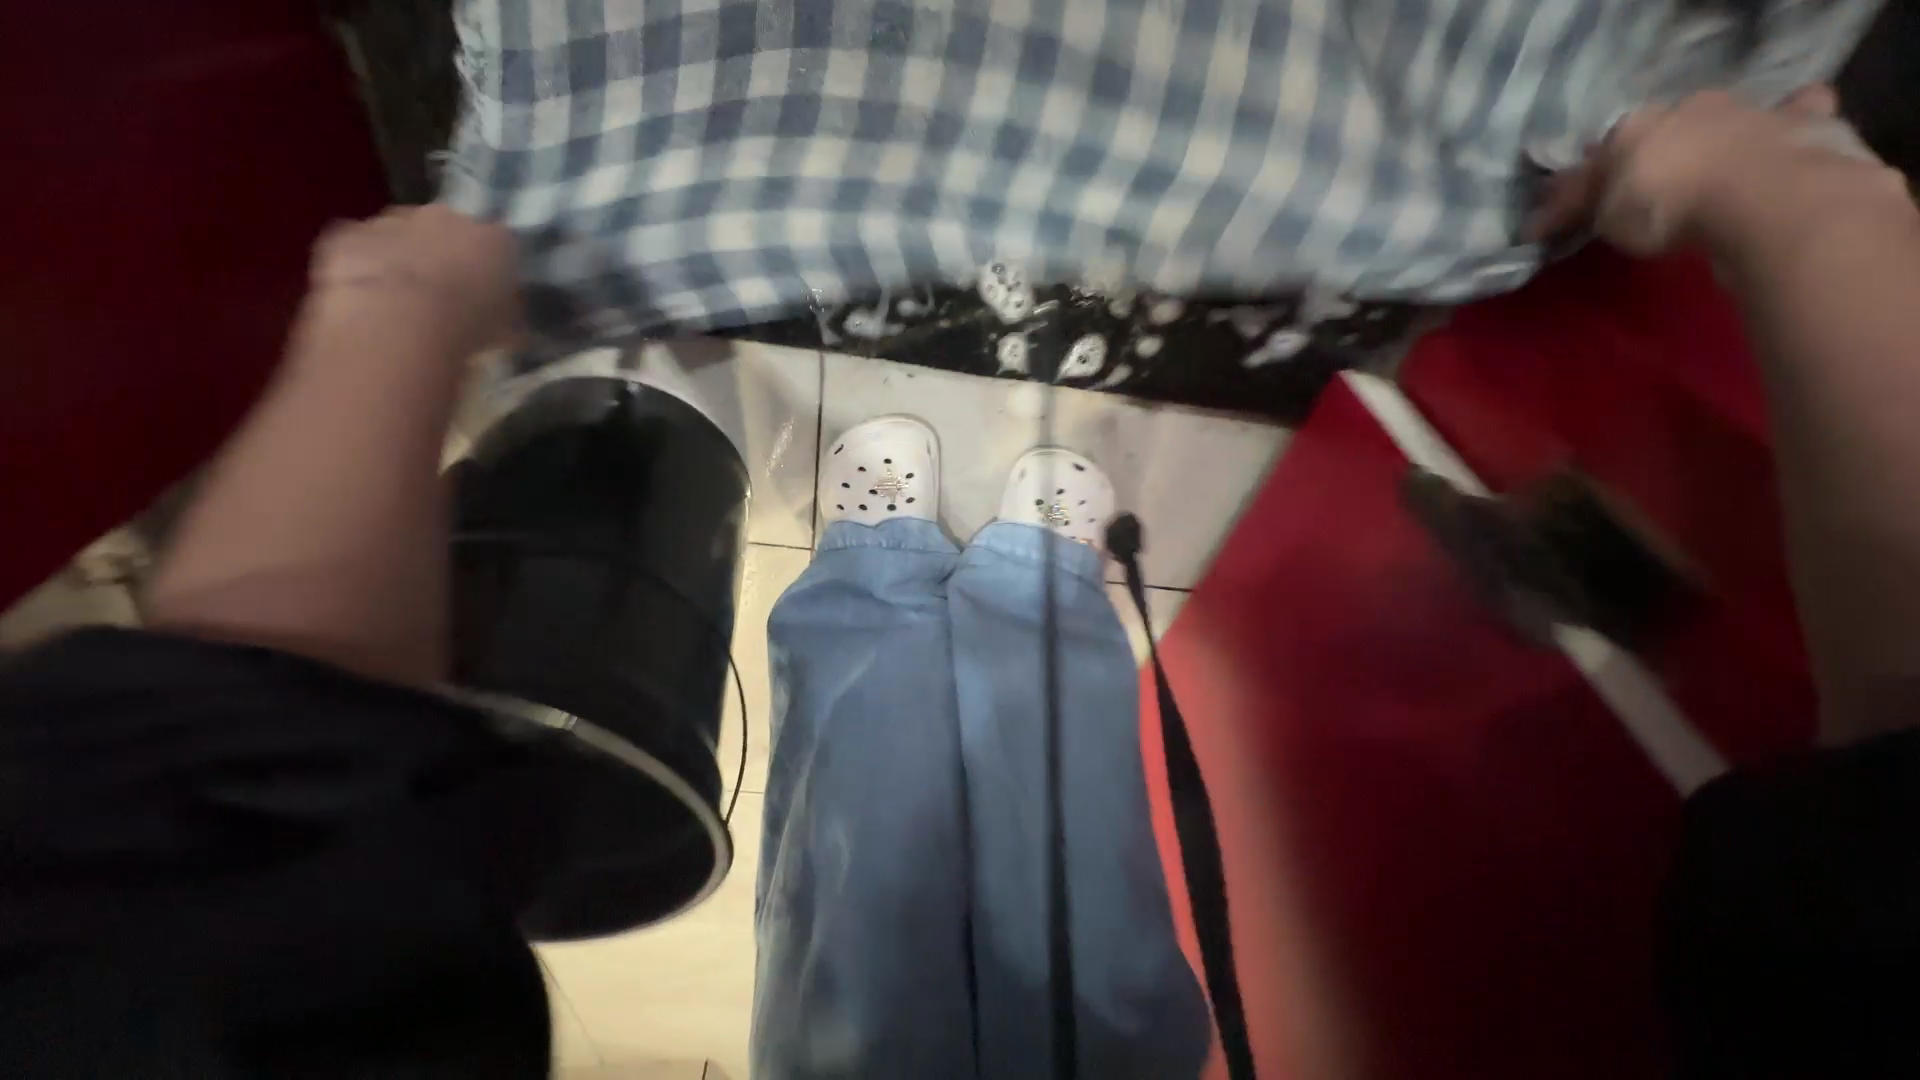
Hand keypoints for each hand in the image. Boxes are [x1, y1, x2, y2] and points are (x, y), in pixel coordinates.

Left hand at [309, 204, 519, 352]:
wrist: (398, 321)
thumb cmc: (467, 326)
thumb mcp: (506, 326)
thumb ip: (506, 308)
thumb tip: (506, 313)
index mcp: (494, 238)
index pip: (501, 243)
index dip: (494, 264)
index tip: (490, 287)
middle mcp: (447, 217)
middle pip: (448, 228)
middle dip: (447, 252)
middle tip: (446, 289)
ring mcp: (393, 219)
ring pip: (402, 232)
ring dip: (405, 255)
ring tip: (405, 296)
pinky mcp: (348, 232)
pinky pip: (361, 244)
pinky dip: (365, 262)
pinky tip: (369, 294)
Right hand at [1529, 87, 1902, 257]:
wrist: (1764, 197)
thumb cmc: (1666, 209)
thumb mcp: (1606, 220)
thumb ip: (1584, 210)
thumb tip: (1544, 217)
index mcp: (1631, 129)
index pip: (1595, 158)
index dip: (1578, 189)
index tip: (1564, 217)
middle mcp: (1686, 109)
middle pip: (1657, 130)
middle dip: (1646, 153)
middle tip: (1638, 186)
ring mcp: (1746, 110)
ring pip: (1717, 118)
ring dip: (1708, 135)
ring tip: (1705, 165)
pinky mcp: (1801, 119)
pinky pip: (1794, 109)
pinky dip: (1787, 117)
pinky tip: (1779, 133)